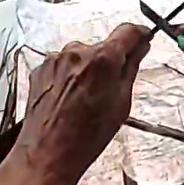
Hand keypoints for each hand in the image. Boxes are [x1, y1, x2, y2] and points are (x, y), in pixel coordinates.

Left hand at [7, 23, 150, 184]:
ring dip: (88, 70)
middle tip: (112, 87)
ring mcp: (56, 60)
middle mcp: (77, 52)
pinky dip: (70, 77)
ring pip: (82, 56)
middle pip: (103, 46)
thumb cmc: (85, 137)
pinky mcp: (41, 69)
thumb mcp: (121, 103)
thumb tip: (140, 48)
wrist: (48, 153)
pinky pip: (63, 65)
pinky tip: (71, 100)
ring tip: (87, 100)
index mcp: (102, 59)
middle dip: (110, 61)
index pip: (128, 31)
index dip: (139, 35)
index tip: (142, 39)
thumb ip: (131, 68)